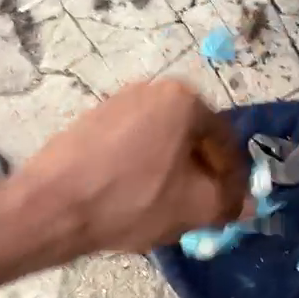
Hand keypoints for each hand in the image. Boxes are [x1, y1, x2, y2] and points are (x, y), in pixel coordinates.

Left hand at [13, 79, 245, 254]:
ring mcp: (118, 101)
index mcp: (184, 99)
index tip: (231, 207)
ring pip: (162, 140)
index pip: (225, 141)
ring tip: (167, 206)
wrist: (52, 206)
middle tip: (201, 209)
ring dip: (172, 170)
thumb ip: (228, 203)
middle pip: (192, 137)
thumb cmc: (132, 200)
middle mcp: (152, 88)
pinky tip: (134, 196)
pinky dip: (142, 167)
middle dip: (201, 173)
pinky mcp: (92, 119)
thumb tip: (246, 204)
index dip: (234, 179)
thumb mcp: (193, 208)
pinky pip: (133, 143)